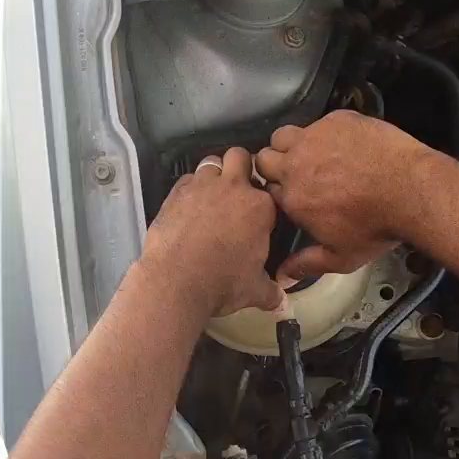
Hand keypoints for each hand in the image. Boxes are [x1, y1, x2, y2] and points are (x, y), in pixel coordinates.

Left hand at [140, 148, 284, 316]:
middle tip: (236, 190)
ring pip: (211, 162)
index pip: (268, 191)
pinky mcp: (176, 192)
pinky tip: (188, 207)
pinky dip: (190, 188)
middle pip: (240, 156)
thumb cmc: (222, 283)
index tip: (258, 217)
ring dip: (214, 174)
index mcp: (260, 207)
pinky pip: (187, 179)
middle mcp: (233, 188)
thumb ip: (272, 291)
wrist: (177, 281)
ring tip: (211, 197)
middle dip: (240, 167)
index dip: (263, 202)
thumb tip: (282, 302)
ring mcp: (202, 186)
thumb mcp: (255, 290)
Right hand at [255, 111, 448, 278]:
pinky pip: (319, 122)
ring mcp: (315, 137)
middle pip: (265, 156)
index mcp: (291, 198)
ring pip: (284, 134)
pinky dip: (325, 132)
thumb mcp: (340, 257)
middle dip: (274, 164)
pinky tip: (346, 144)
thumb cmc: (375, 228)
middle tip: (296, 172)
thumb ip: (306, 265)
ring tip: (312, 154)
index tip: (289, 194)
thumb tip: (280, 278)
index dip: (276, 190)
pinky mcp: (337, 119)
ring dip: (290, 144)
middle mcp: (295, 164)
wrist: (411, 190)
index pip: (266, 188)